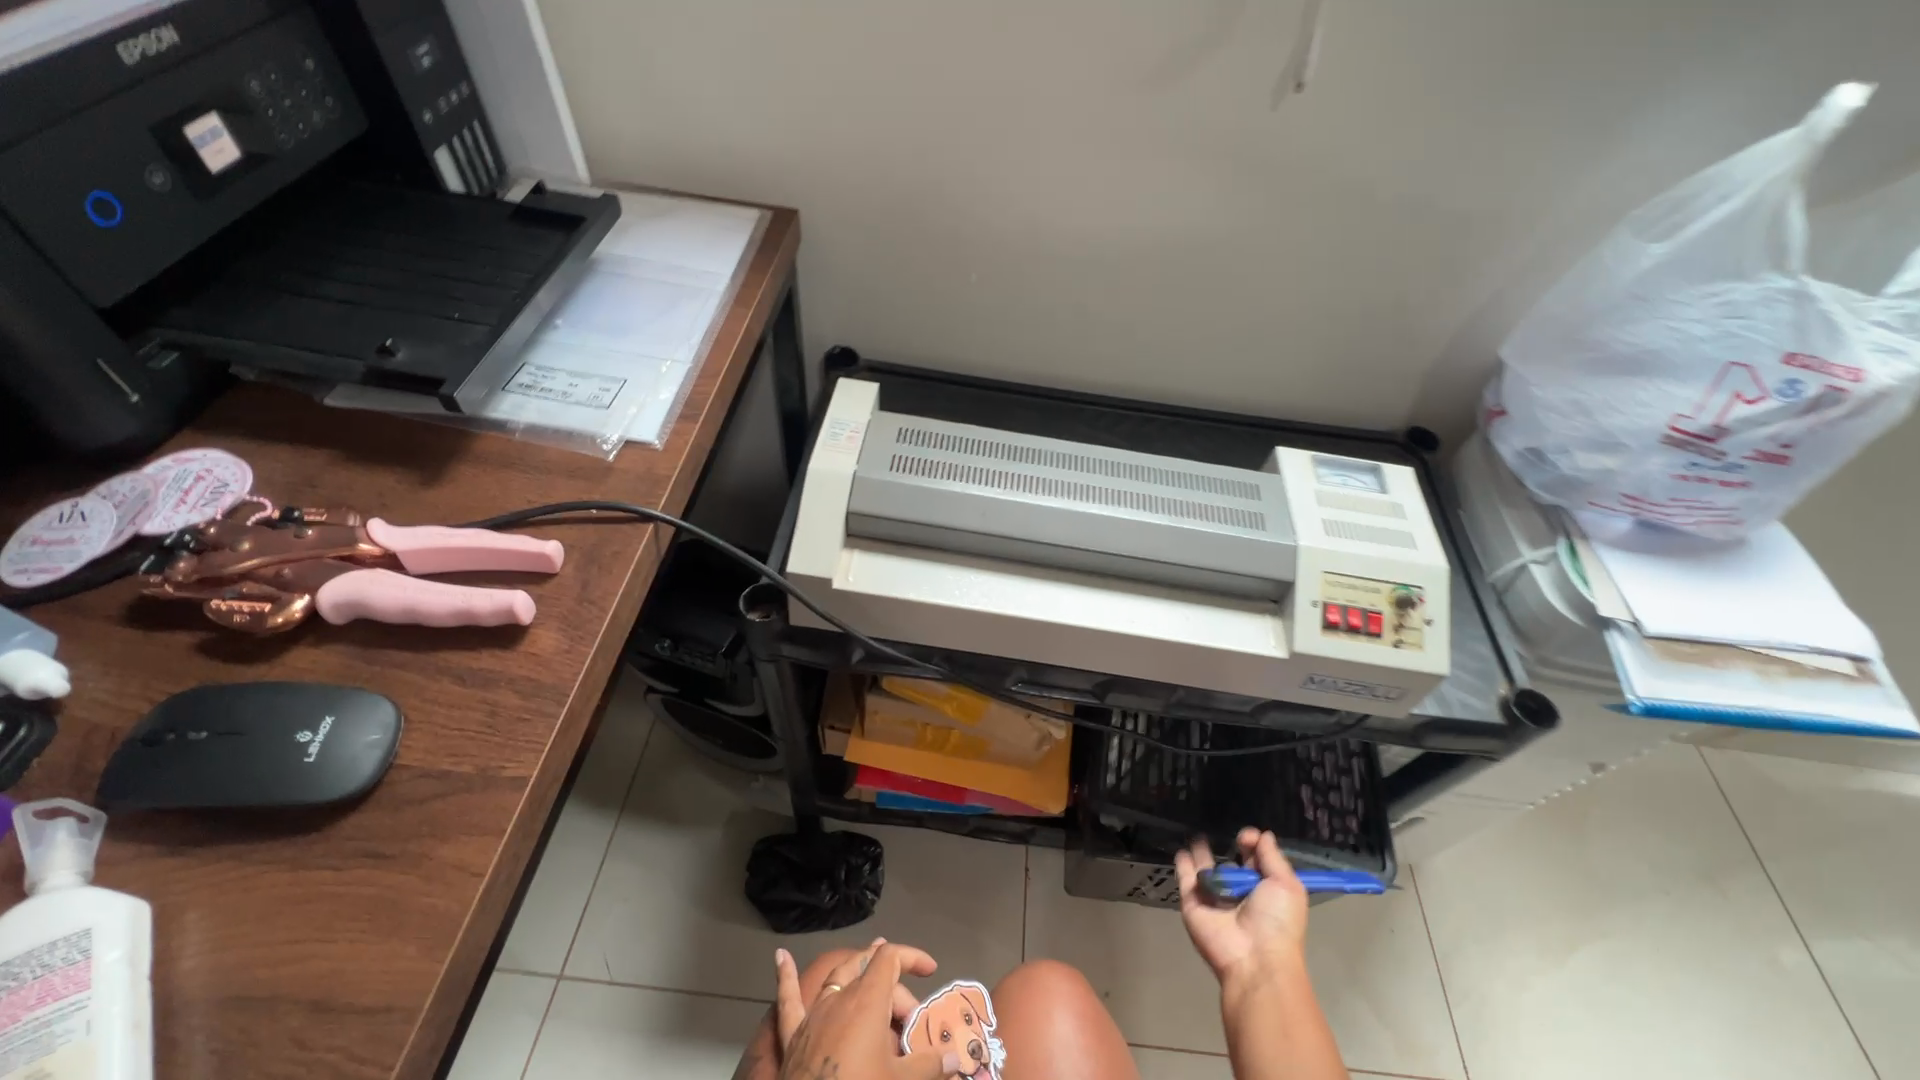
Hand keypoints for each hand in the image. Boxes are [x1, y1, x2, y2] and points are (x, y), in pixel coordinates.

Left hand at [774, 940, 961, 1079]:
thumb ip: (929, 1065)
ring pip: (837, 977)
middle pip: (871, 973)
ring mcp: (814, 1013)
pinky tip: (780, 957)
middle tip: (911, 1022)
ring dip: (856, 967)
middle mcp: (840, 997)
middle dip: (895, 988)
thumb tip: (955, 1059)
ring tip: (870, 957)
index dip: (912, 957)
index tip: (930, 971)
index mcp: (867, 1000)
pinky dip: (786, 976)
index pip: (890, 959)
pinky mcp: (794, 1033)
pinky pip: (788, 999)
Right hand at [1175, 828, 1309, 990]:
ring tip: (1200, 834)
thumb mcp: (1286, 885)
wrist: (1254, 958)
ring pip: (1207, 868)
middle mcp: (1240, 891)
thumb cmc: (1277, 921)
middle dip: (1231, 845)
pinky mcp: (1193, 902)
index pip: (1257, 859)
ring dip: (1203, 851)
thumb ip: (1273, 857)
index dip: (1253, 843)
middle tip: (1229, 834)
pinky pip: (1186, 878)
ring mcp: (1215, 896)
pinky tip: (1182, 849)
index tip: (1247, 837)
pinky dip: (1183, 864)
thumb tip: (1263, 834)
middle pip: (1233, 861)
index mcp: (1266, 888)